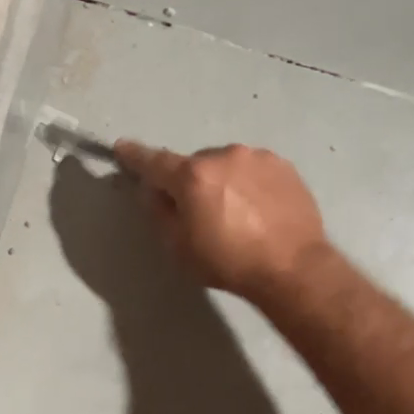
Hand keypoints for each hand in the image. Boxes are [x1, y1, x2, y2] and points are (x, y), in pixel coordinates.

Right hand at [114, 140, 332, 304]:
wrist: (291, 266)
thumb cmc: (227, 262)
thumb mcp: (179, 247)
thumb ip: (160, 214)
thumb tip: (154, 193)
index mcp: (192, 176)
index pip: (155, 162)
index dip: (135, 157)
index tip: (121, 148)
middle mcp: (224, 156)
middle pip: (194, 165)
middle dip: (190, 184)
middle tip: (197, 215)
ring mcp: (257, 157)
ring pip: (226, 166)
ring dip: (221, 183)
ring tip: (234, 216)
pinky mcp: (283, 166)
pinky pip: (253, 171)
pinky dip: (247, 186)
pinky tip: (256, 212)